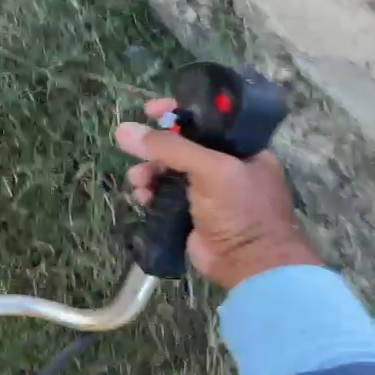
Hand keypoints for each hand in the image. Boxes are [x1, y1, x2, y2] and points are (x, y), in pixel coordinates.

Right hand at [116, 99, 320, 289]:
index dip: (178, 112)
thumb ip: (169, 148)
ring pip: (163, 169)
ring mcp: (205, 190)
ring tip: (140, 184)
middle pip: (177, 145)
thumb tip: (123, 130)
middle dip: (153, 148)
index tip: (150, 110)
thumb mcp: (211, 170)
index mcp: (241, 151)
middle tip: (133, 148)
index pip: (206, 121)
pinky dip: (147, 191)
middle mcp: (224, 167)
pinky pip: (159, 191)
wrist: (251, 264)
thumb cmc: (242, 210)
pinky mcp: (187, 210)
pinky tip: (143, 198)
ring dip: (145, 172)